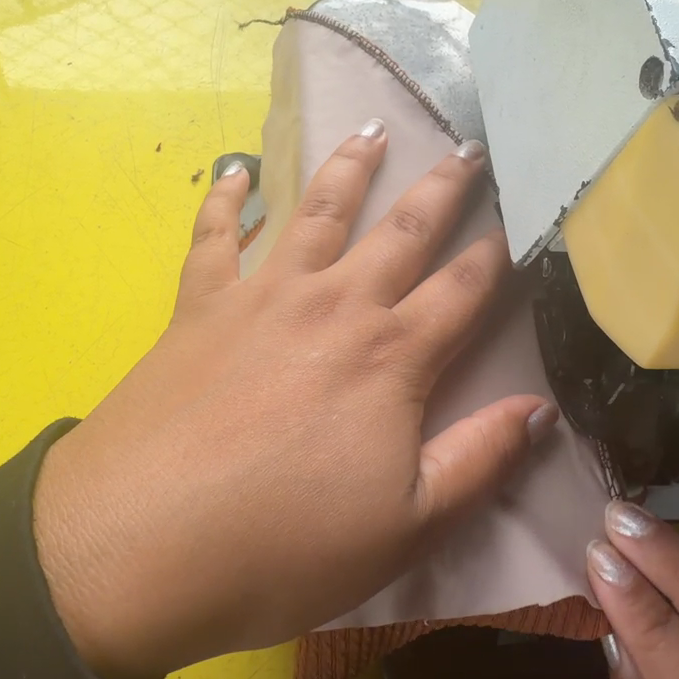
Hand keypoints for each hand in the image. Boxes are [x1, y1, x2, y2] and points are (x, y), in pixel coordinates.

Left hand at [32, 121, 559, 678]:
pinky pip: (216, 235)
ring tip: (372, 129)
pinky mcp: (200, 303)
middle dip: (441, 187)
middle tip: (467, 147)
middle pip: (402, 231)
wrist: (138, 547)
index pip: (463, 290)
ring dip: (350, 166)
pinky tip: (235, 172)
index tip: (522, 217)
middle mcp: (333, 305)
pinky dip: (226, 198)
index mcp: (389, 357)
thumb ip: (477, 461)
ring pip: (318, 210)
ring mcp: (262, 295)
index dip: (497, 253)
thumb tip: (540, 408)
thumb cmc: (280, 548)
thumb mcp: (405, 528)